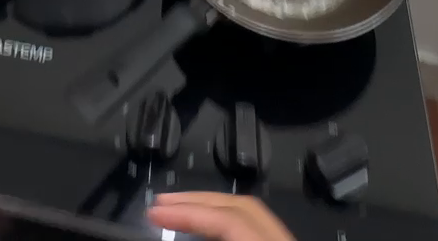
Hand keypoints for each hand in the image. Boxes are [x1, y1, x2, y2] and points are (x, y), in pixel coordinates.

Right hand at [148, 192, 296, 240]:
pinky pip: (254, 226)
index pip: (228, 219)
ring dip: (209, 206)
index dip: (187, 212)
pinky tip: (206, 228)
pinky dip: (225, 220)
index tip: (153, 212)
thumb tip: (170, 230)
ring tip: (177, 210)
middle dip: (196, 201)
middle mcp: (283, 240)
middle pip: (241, 204)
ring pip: (250, 211)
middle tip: (160, 204)